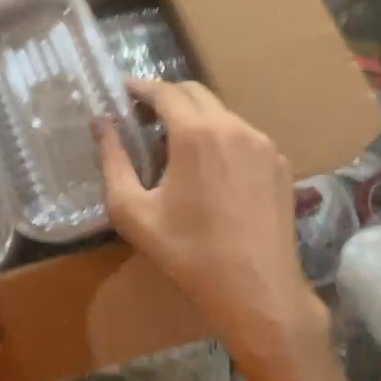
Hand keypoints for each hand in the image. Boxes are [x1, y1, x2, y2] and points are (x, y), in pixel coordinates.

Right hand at [96, 79, 329, 369]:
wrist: (259, 293)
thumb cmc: (189, 253)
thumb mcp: (133, 211)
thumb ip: (112, 160)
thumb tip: (99, 124)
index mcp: (196, 133)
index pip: (164, 91)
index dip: (141, 87)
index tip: (124, 90)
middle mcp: (233, 127)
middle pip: (195, 92)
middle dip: (167, 97)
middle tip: (144, 115)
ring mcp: (263, 145)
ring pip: (221, 113)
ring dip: (195, 117)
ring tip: (175, 146)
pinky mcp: (281, 165)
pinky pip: (244, 136)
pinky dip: (221, 138)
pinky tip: (211, 170)